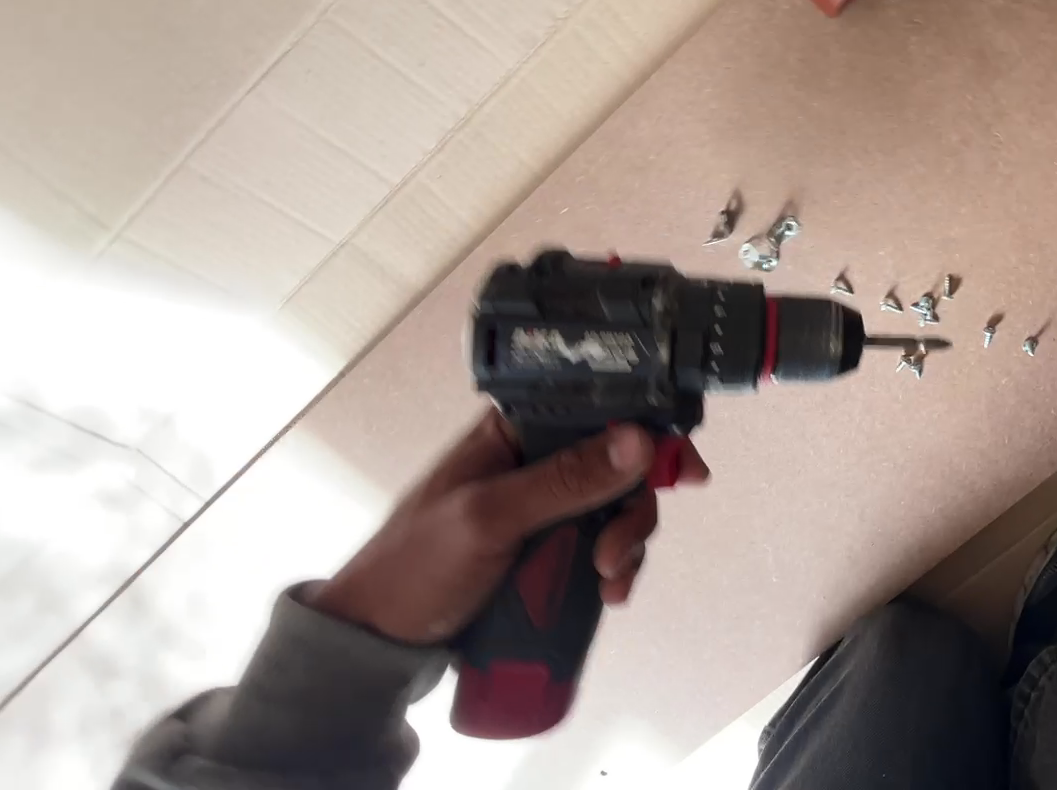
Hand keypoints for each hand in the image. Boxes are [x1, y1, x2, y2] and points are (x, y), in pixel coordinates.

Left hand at [310, 410, 709, 644]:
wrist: (374, 649)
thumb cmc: (416, 568)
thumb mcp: (489, 519)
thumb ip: (565, 479)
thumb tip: (642, 439)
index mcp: (519, 429)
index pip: (601, 407)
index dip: (651, 429)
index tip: (682, 468)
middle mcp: (543, 457)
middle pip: (624, 461)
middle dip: (635, 506)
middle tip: (617, 552)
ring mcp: (551, 502)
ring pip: (622, 503)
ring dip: (627, 541)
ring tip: (606, 581)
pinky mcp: (555, 543)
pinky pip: (608, 542)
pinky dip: (618, 566)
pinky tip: (608, 593)